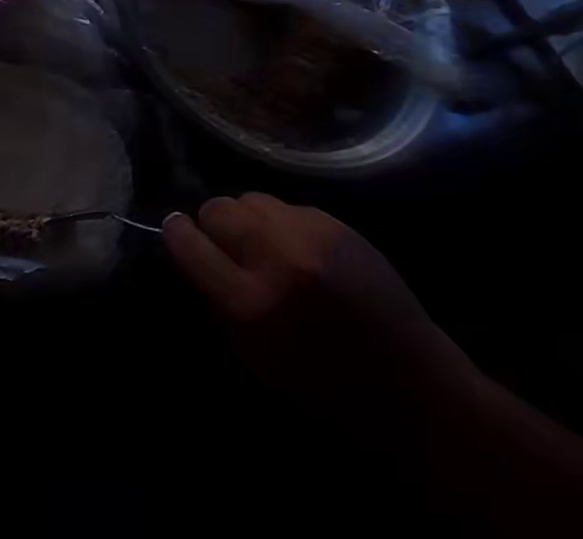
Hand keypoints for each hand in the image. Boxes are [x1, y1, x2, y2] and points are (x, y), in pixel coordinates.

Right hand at [162, 192, 465, 394]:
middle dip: (212, 225)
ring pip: (250, 198)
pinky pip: (286, 206)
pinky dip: (280, 223)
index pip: (188, 244)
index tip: (174, 231)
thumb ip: (214, 299)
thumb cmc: (321, 384)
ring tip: (261, 244)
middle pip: (217, 209)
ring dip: (245, 219)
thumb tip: (189, 253)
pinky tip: (296, 249)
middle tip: (224, 246)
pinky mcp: (338, 225)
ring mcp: (312, 236)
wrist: (409, 382)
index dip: (174, 233)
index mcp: (251, 303)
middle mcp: (279, 259)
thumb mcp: (250, 355)